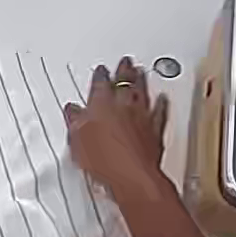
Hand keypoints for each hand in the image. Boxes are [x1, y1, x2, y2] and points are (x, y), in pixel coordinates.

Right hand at [63, 57, 171, 203]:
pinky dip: (161, 104)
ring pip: (142, 92)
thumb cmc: (103, 158)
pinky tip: (163, 99)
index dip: (100, 75)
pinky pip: (160, 111)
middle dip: (123, 70)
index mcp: (101, 105)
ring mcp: (141, 117)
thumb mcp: (77, 140)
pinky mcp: (154, 130)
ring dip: (141, 80)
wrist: (130, 175)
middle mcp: (123, 106)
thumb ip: (75, 121)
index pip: (99, 84)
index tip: (101, 69)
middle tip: (125, 61)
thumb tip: (72, 110)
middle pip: (123, 82)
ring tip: (140, 71)